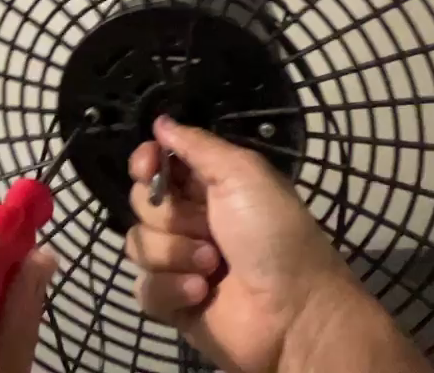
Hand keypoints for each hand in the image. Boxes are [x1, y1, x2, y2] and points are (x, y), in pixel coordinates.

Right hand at [127, 117, 424, 372]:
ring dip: (176, 253)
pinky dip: (172, 288)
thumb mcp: (243, 173)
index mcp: (204, 184)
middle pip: (140, 201)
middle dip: (170, 214)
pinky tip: (201, 292)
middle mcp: (187, 218)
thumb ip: (196, 144)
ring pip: (138, 243)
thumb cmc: (274, 233)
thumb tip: (160, 120)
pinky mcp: (171, 301)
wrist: (294, 313)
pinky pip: (144, 287)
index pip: (155, 163)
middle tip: (206, 226)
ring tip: (212, 265)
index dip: (145, 162)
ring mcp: (176, 260)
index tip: (148, 166)